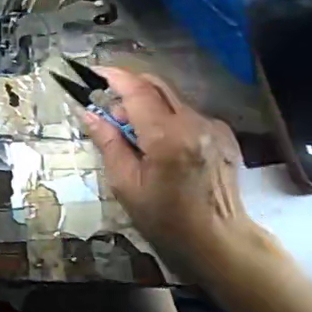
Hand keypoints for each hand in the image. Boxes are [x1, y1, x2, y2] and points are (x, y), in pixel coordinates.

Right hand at [77, 67, 257, 267]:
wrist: (219, 239)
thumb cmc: (165, 219)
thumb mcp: (126, 185)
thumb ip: (109, 144)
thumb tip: (90, 115)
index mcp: (168, 137)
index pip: (138, 92)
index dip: (115, 77)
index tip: (94, 72)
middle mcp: (194, 123)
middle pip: (158, 86)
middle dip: (129, 89)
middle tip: (109, 111)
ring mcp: (212, 126)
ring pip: (172, 100)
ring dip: (147, 107)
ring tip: (132, 136)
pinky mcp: (222, 134)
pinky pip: (187, 114)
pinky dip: (166, 119)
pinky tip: (159, 146)